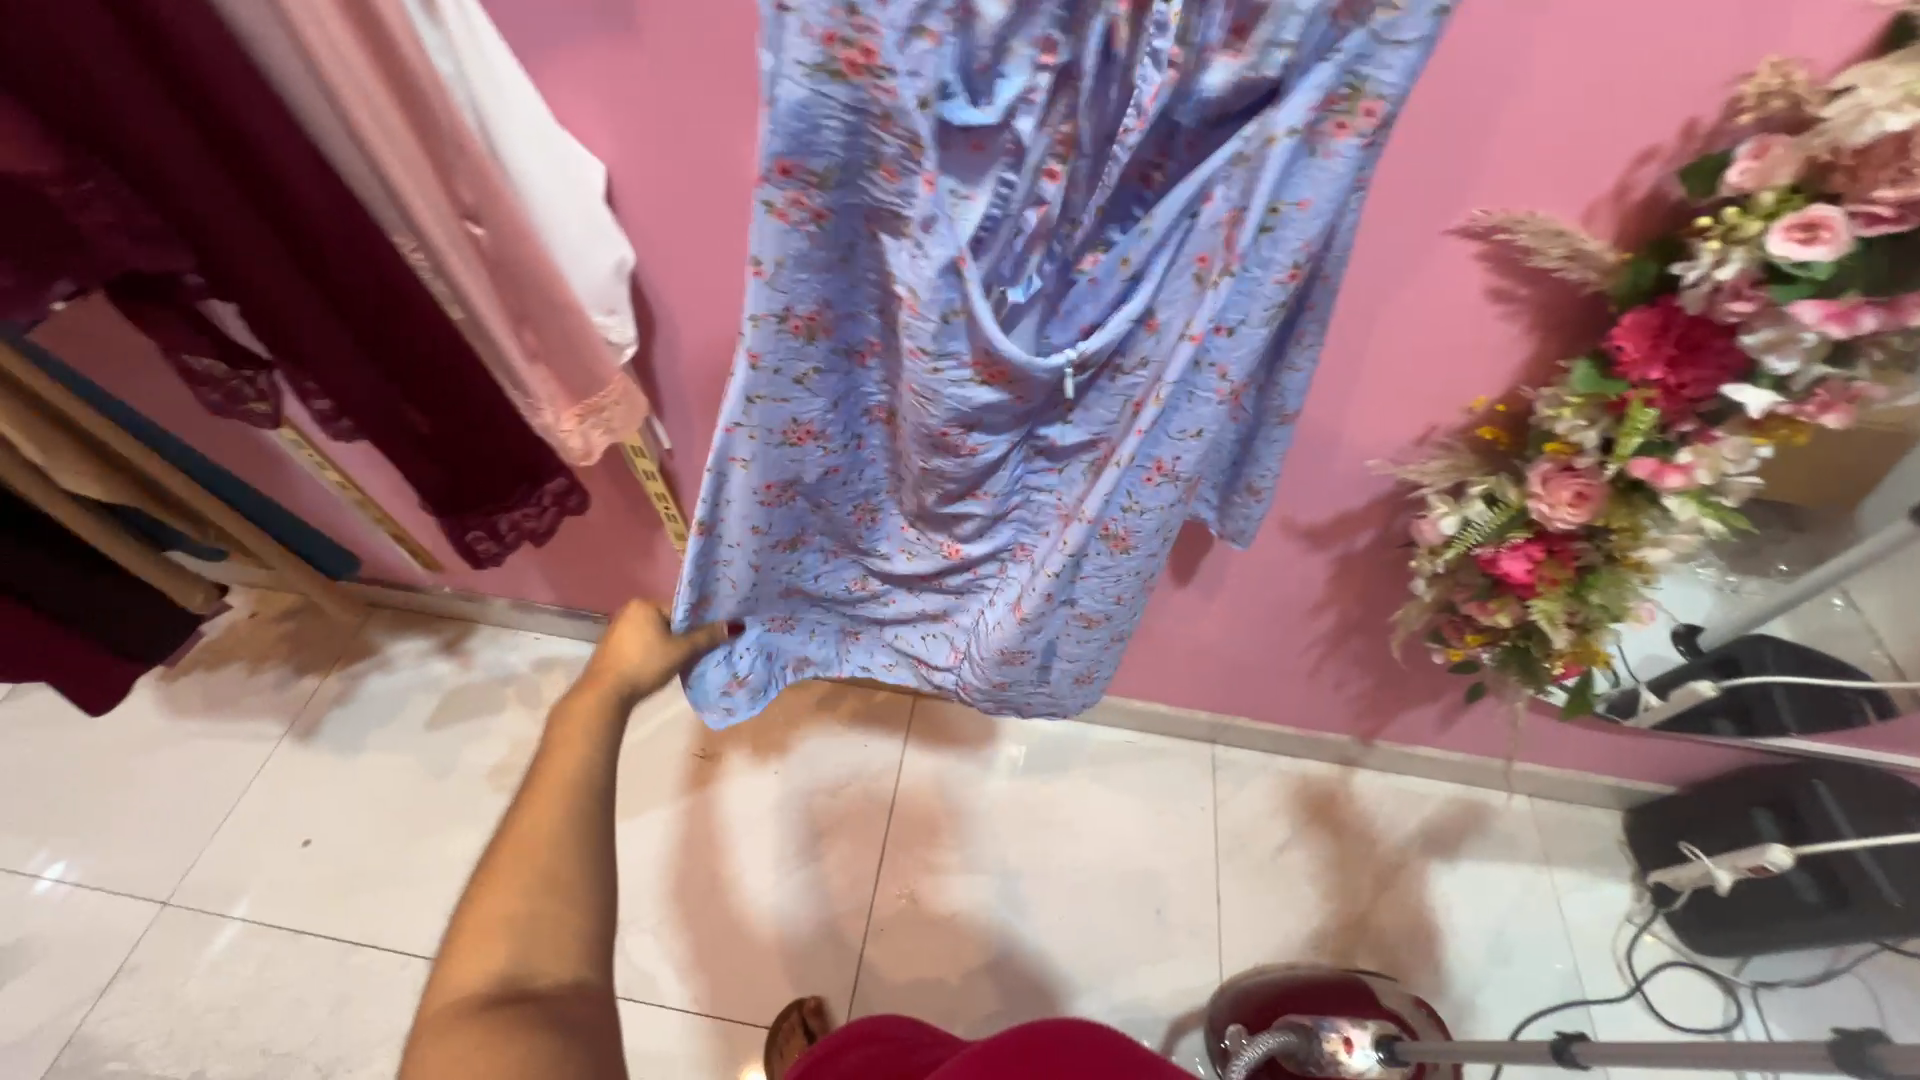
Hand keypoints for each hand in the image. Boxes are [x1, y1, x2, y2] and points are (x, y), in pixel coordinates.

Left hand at [578, 601, 737, 707]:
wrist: (604, 693)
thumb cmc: (645, 665)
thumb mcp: (681, 651)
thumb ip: (707, 636)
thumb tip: (735, 625)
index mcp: (645, 604)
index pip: (681, 609)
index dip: (697, 625)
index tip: (709, 640)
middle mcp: (630, 610)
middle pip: (669, 620)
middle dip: (683, 636)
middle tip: (698, 652)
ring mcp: (619, 628)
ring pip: (656, 633)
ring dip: (669, 645)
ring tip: (681, 661)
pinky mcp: (613, 646)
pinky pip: (643, 642)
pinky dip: (654, 651)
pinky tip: (659, 666)